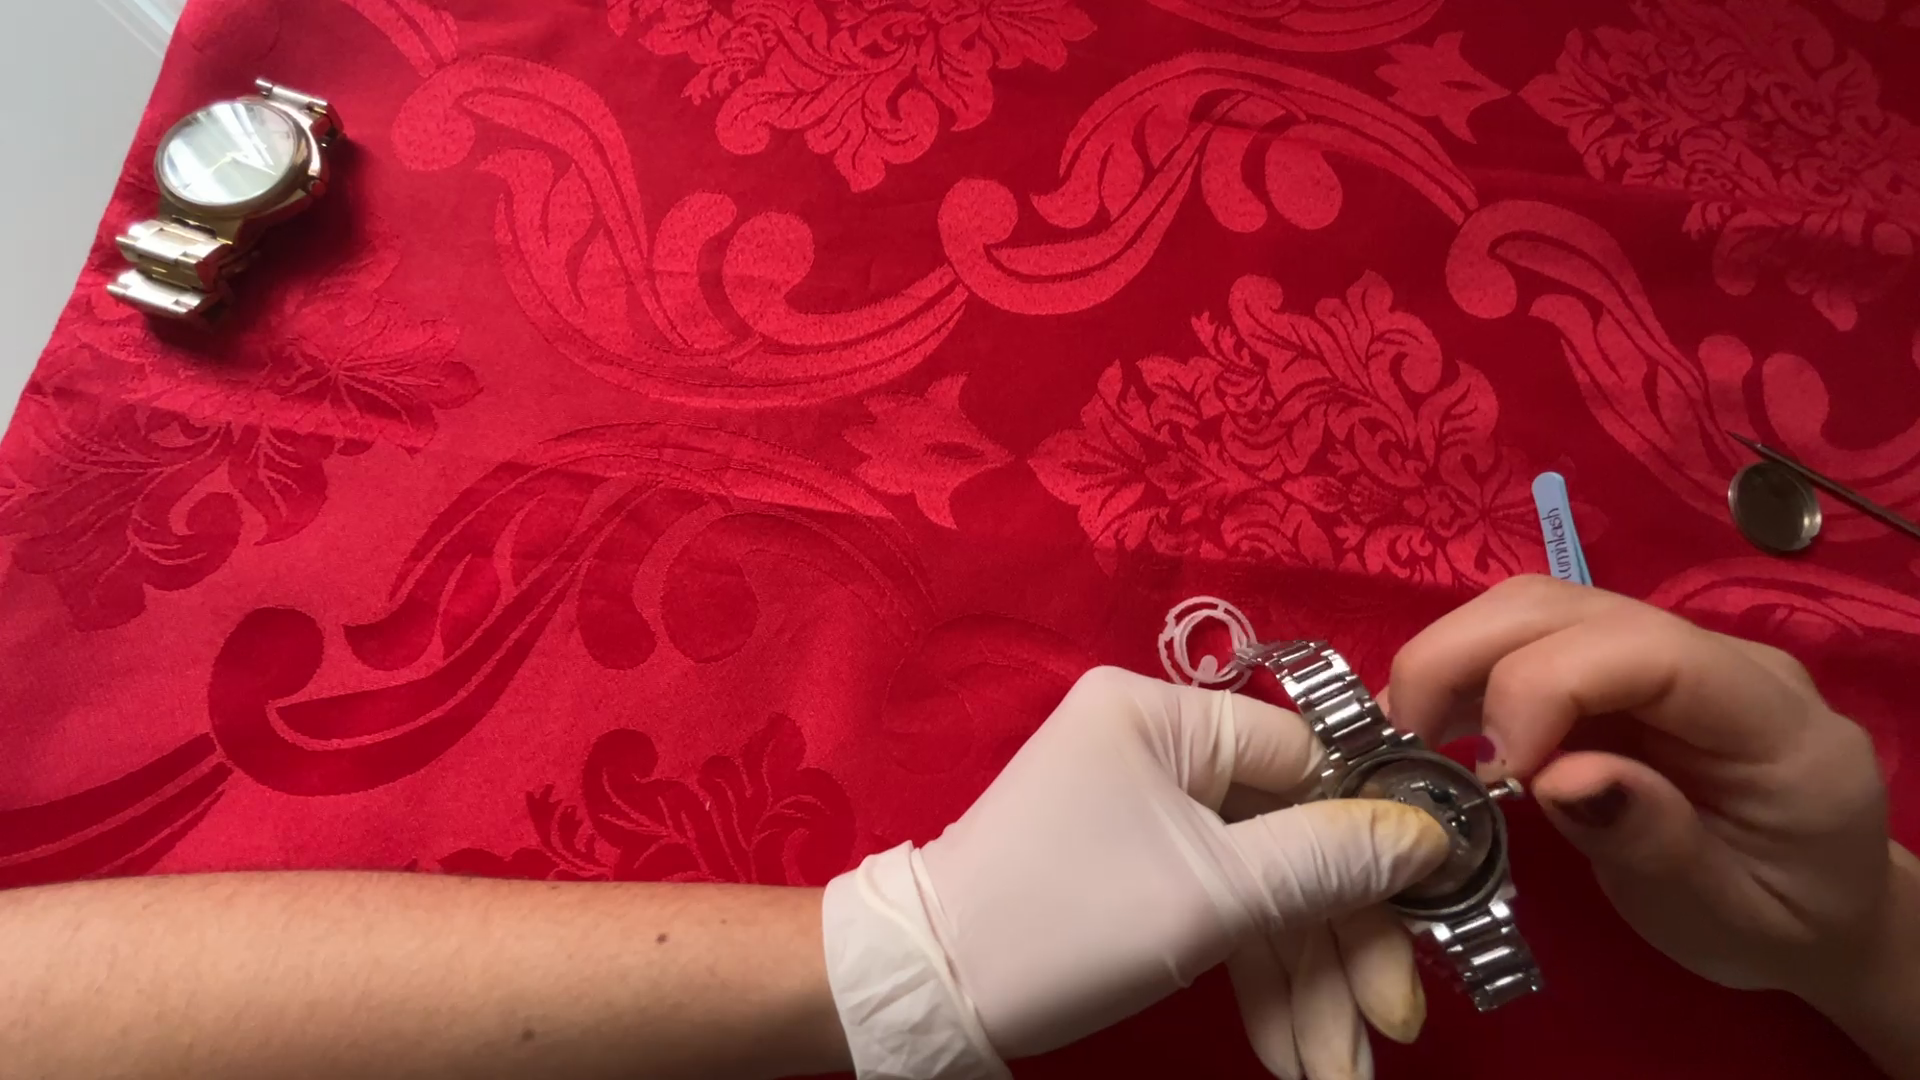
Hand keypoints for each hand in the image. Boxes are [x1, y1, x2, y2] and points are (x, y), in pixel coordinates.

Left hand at [822, 667, 1448, 1079]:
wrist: (939, 981)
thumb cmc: (1070, 918)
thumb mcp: (1213, 892)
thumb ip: (1328, 858)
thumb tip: (1425, 833)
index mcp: (1156, 711)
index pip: (1296, 754)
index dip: (1362, 831)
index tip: (1419, 917)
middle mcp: (1148, 739)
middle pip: (1280, 827)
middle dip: (1333, 933)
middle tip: (1386, 1026)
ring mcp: (1140, 799)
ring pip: (1251, 875)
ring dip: (1298, 972)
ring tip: (1330, 1068)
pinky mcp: (1132, 852)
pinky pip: (1212, 894)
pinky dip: (1251, 966)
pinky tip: (1289, 1043)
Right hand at [1385, 575, 1892, 1003]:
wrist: (1801, 897)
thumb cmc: (1774, 916)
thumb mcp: (1730, 916)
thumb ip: (1655, 844)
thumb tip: (1555, 777)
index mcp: (1770, 717)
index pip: (1640, 650)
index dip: (1541, 688)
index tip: (1495, 771)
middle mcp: (1701, 654)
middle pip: (1548, 607)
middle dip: (1453, 662)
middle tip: (1409, 741)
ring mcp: (1637, 646)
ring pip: (1511, 608)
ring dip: (1439, 662)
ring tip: (1411, 735)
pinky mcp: (1586, 658)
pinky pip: (1498, 636)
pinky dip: (1444, 674)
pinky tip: (1426, 725)